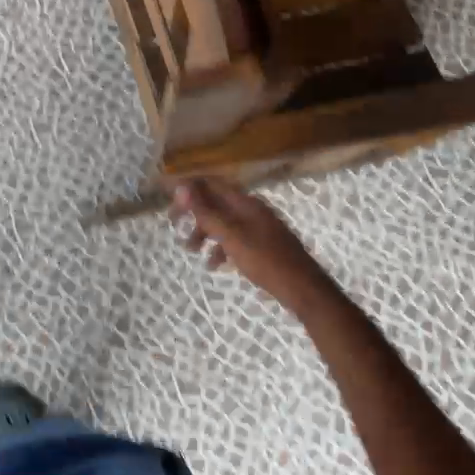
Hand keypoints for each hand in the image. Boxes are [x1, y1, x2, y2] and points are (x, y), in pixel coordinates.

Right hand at [169, 179, 335, 314]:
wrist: (305, 290)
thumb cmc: (265, 260)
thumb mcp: (230, 235)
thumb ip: (205, 211)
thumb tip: (181, 186)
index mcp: (245, 202)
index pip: (211, 183)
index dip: (189, 187)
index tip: (168, 198)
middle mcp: (252, 210)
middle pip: (216, 202)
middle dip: (193, 212)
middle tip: (173, 223)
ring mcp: (260, 228)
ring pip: (224, 222)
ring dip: (204, 232)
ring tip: (190, 250)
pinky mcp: (264, 246)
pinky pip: (236, 239)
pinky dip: (222, 247)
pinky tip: (215, 264)